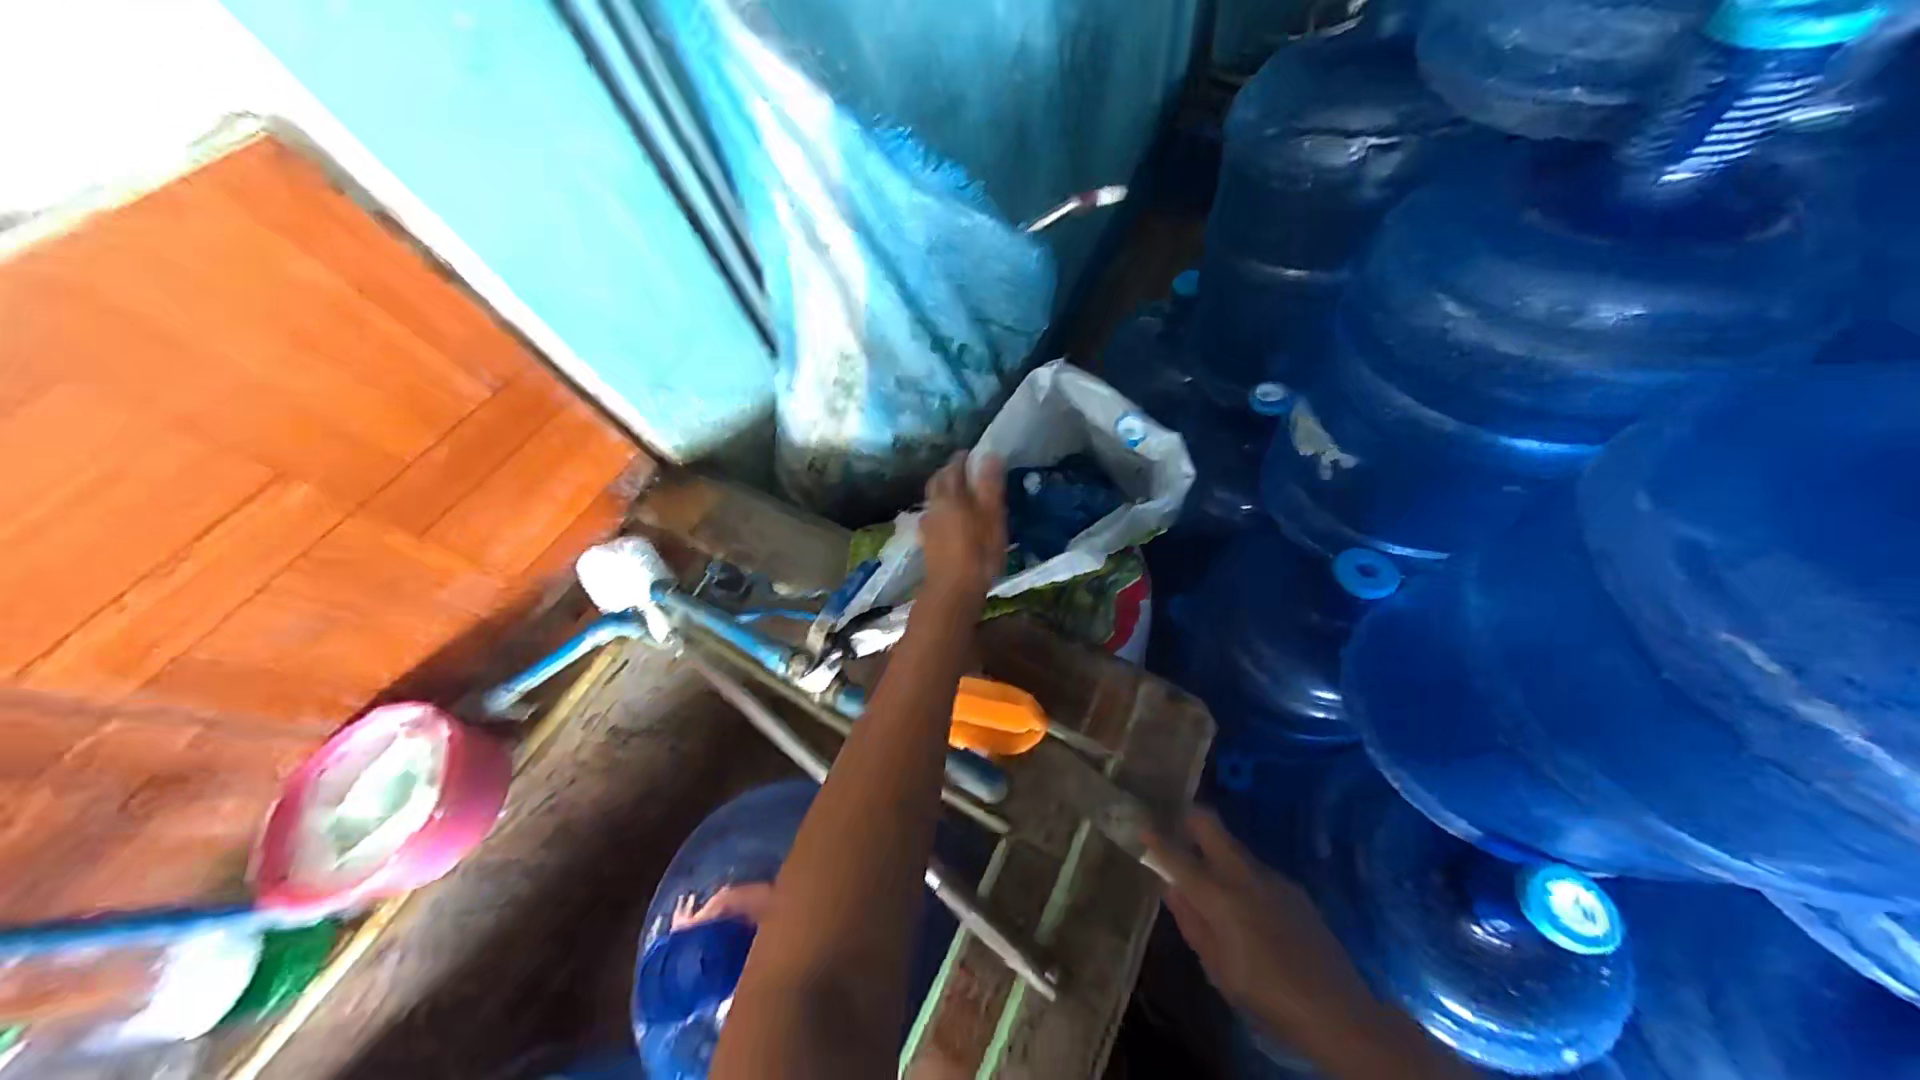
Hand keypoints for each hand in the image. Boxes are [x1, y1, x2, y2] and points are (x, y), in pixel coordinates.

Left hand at [920, 452, 1005, 605]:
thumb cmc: (978, 552)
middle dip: (948, 472)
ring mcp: (928, 524)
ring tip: (957, 492)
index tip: (970, 453)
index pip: (953, 468)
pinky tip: (948, 518)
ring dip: (943, 490)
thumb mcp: (992, 517)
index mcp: (950, 496)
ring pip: (933, 499)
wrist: (952, 590)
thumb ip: (989, 486)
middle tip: (961, 468)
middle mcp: (934, 505)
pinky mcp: (927, 542)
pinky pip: (933, 516)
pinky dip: (941, 509)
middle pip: (937, 482)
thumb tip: (990, 455)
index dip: (961, 459)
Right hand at [1144, 810, 1377, 1037]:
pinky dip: (1240, 873)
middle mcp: (1243, 875)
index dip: (1156, 838)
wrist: (1338, 1011)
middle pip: (1210, 825)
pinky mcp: (1293, 889)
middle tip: (1173, 823)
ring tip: (1206, 870)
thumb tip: (1172, 890)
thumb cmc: (1266, 996)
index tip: (1141, 825)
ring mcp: (1272, 878)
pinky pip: (1256, 869)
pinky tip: (1244, 902)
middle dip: (1188, 818)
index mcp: (1218, 896)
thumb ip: (1192, 924)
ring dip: (1215, 849)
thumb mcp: (1216, 968)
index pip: (1177, 857)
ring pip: (1234, 847)